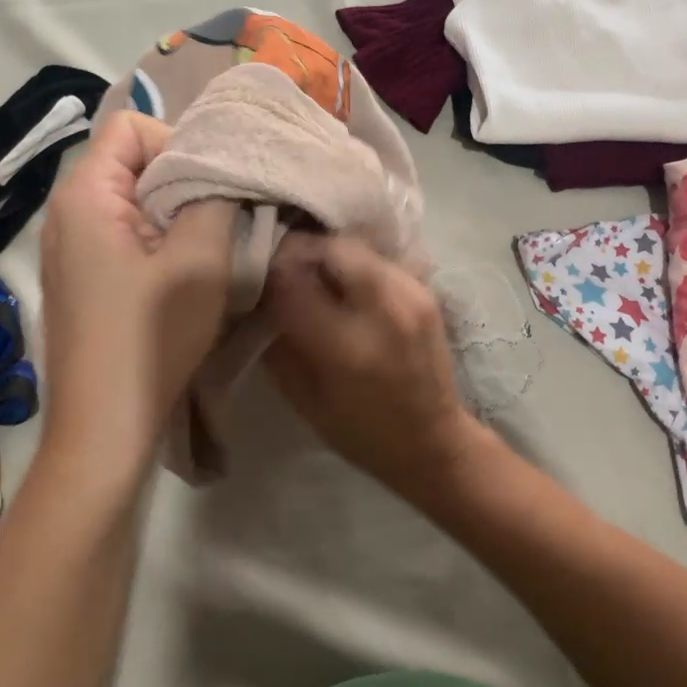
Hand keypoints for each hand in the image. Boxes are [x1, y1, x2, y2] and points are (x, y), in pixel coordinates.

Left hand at [40, 112, 236, 462]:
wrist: (104, 429)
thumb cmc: (151, 338)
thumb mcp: (200, 260)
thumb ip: (215, 195)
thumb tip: (221, 167)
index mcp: (84, 194)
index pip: (131, 124)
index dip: (178, 142)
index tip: (210, 190)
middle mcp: (65, 212)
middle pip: (130, 161)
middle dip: (181, 181)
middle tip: (217, 221)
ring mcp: (68, 249)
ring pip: (131, 201)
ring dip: (173, 216)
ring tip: (202, 253)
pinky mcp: (80, 280)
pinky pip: (121, 235)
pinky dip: (155, 243)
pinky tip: (177, 281)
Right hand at [256, 233, 481, 489]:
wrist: (433, 441)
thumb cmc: (360, 433)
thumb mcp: (304, 399)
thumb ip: (277, 345)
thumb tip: (255, 300)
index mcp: (348, 347)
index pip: (293, 284)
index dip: (268, 275)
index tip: (253, 278)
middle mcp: (383, 311)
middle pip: (330, 248)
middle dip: (297, 250)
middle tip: (279, 265)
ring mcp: (411, 295)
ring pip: (355, 245)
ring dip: (325, 252)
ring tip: (308, 271)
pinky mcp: (425, 291)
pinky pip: (377, 259)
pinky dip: (352, 262)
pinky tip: (341, 281)